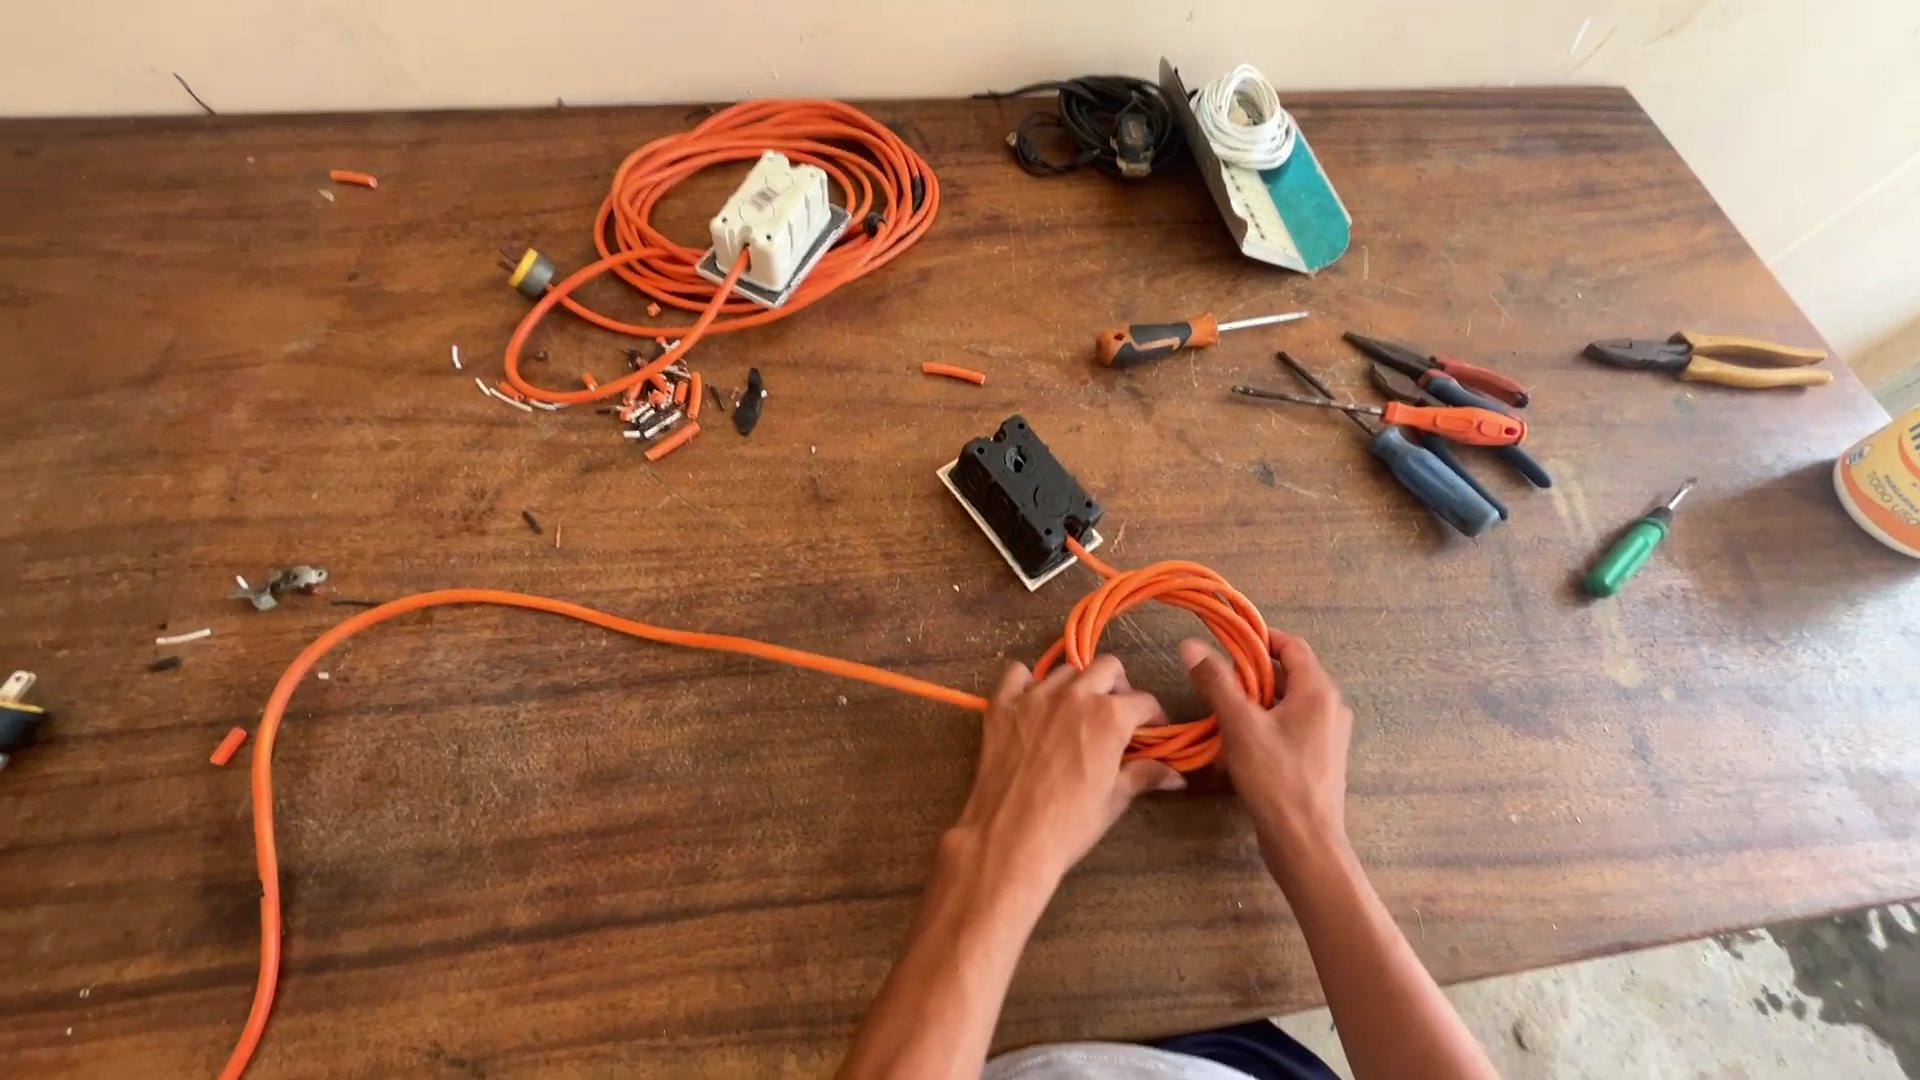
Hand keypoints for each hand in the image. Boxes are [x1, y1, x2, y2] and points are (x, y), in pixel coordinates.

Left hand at [951, 657, 1185, 884]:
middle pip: (1107, 668)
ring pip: (1065, 671)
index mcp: (1109, 716)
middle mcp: (1074, 695)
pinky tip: (1032, 704)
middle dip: (1118, 687)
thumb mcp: (1114, 800)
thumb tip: (1176, 775)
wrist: (1010, 838)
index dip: (1153, 717)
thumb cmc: (1069, 824)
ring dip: (1077, 686)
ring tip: (1074, 713)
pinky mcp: (1002, 704)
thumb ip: (1144, 775)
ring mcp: (1035, 696)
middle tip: (1115, 715)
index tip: (1151, 733)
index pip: (1143, 701)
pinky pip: (1017, 673)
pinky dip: (1027, 682)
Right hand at [1180, 631, 1352, 862]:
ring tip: (1222, 711)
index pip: (1291, 645)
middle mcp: (1330, 707)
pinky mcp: (1319, 757)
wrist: (1305, 843)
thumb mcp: (1239, 725)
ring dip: (1254, 700)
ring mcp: (1327, 734)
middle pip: (1287, 674)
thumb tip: (1190, 644)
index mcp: (1318, 692)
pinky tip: (1238, 740)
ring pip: (1286, 701)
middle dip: (1250, 673)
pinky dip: (1264, 722)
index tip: (1225, 642)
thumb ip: (1216, 682)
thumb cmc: (1276, 778)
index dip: (1258, 639)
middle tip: (1217, 681)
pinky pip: (1289, 725)